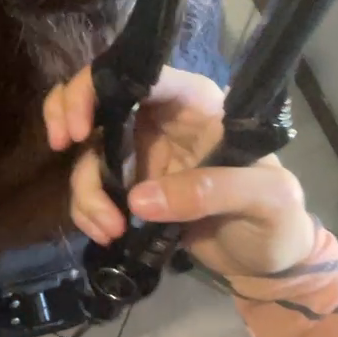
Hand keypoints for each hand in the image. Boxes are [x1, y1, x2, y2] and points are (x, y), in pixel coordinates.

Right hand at [43, 67, 316, 278]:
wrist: (266, 262)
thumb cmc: (276, 219)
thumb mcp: (265, 199)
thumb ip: (212, 189)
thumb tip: (139, 200)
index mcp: (194, 102)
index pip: (139, 74)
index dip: (98, 89)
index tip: (79, 130)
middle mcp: (159, 117)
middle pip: (96, 95)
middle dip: (67, 115)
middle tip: (61, 146)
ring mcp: (138, 151)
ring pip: (87, 151)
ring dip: (86, 189)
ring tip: (110, 228)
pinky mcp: (126, 184)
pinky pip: (89, 186)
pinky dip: (87, 210)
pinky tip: (107, 233)